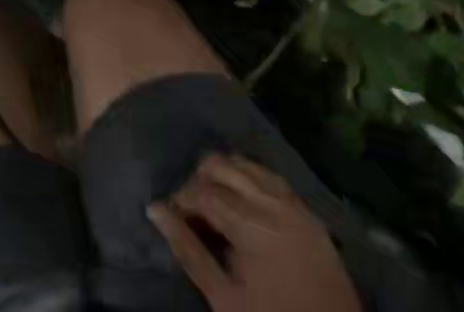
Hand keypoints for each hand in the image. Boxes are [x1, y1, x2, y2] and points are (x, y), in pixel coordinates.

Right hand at [149, 154, 359, 311]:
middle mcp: (272, 205)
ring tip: (213, 200)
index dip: (180, 200)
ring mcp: (294, 206)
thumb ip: (188, 251)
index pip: (202, 192)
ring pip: (246, 164)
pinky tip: (241, 195)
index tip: (172, 217)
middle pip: (221, 168)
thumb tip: (154, 209)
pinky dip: (250, 176)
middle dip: (198, 182)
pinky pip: (272, 177)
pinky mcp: (309, 214)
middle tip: (191, 211)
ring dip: (223, 174)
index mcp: (250, 226)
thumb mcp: (224, 299)